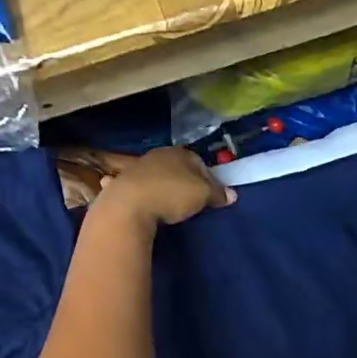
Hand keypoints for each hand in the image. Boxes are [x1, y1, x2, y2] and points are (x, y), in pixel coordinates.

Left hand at [95, 147, 235, 226]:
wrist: (129, 204)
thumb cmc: (172, 194)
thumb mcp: (202, 195)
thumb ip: (217, 193)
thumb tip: (232, 195)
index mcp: (181, 153)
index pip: (200, 162)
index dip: (209, 178)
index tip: (212, 195)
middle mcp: (159, 154)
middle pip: (179, 167)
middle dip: (186, 181)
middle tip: (193, 200)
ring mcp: (139, 167)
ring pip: (159, 175)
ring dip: (166, 186)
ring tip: (172, 204)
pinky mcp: (124, 183)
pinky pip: (142, 186)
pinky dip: (147, 192)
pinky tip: (148, 203)